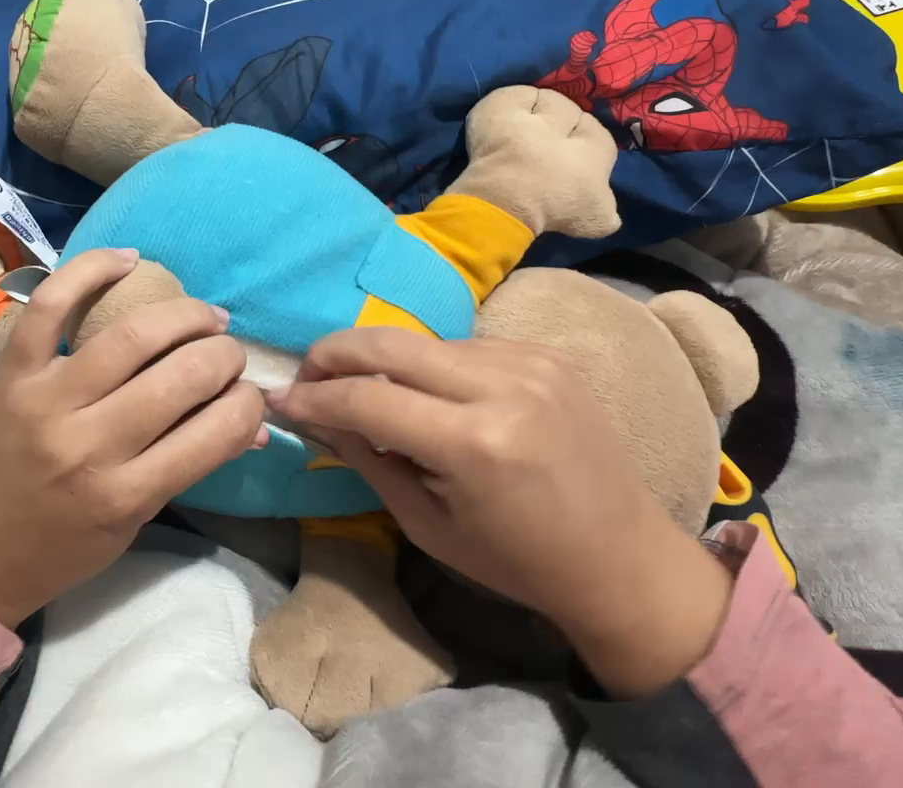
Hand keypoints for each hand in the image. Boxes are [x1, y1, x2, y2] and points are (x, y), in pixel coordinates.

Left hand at [0, 248, 267, 626]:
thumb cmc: (55, 551)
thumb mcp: (131, 525)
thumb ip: (188, 468)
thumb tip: (254, 425)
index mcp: (126, 495)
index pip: (217, 431)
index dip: (248, 404)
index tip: (249, 395)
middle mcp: (88, 444)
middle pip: (182, 376)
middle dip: (225, 356)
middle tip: (229, 353)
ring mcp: (45, 402)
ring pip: (130, 336)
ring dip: (184, 316)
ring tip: (205, 316)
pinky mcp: (10, 374)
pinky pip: (49, 306)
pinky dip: (90, 271)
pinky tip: (129, 261)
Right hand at [266, 329, 732, 698]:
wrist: (621, 556)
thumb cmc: (516, 560)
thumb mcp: (426, 524)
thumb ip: (368, 458)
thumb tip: (314, 416)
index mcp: (475, 443)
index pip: (368, 398)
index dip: (315, 397)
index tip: (281, 400)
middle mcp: (503, 386)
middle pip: (389, 344)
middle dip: (332, 353)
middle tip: (305, 375)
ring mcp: (530, 361)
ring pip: (424, 342)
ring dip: (380, 360)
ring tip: (358, 388)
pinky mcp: (544, 353)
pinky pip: (463, 347)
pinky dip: (429, 365)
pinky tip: (423, 393)